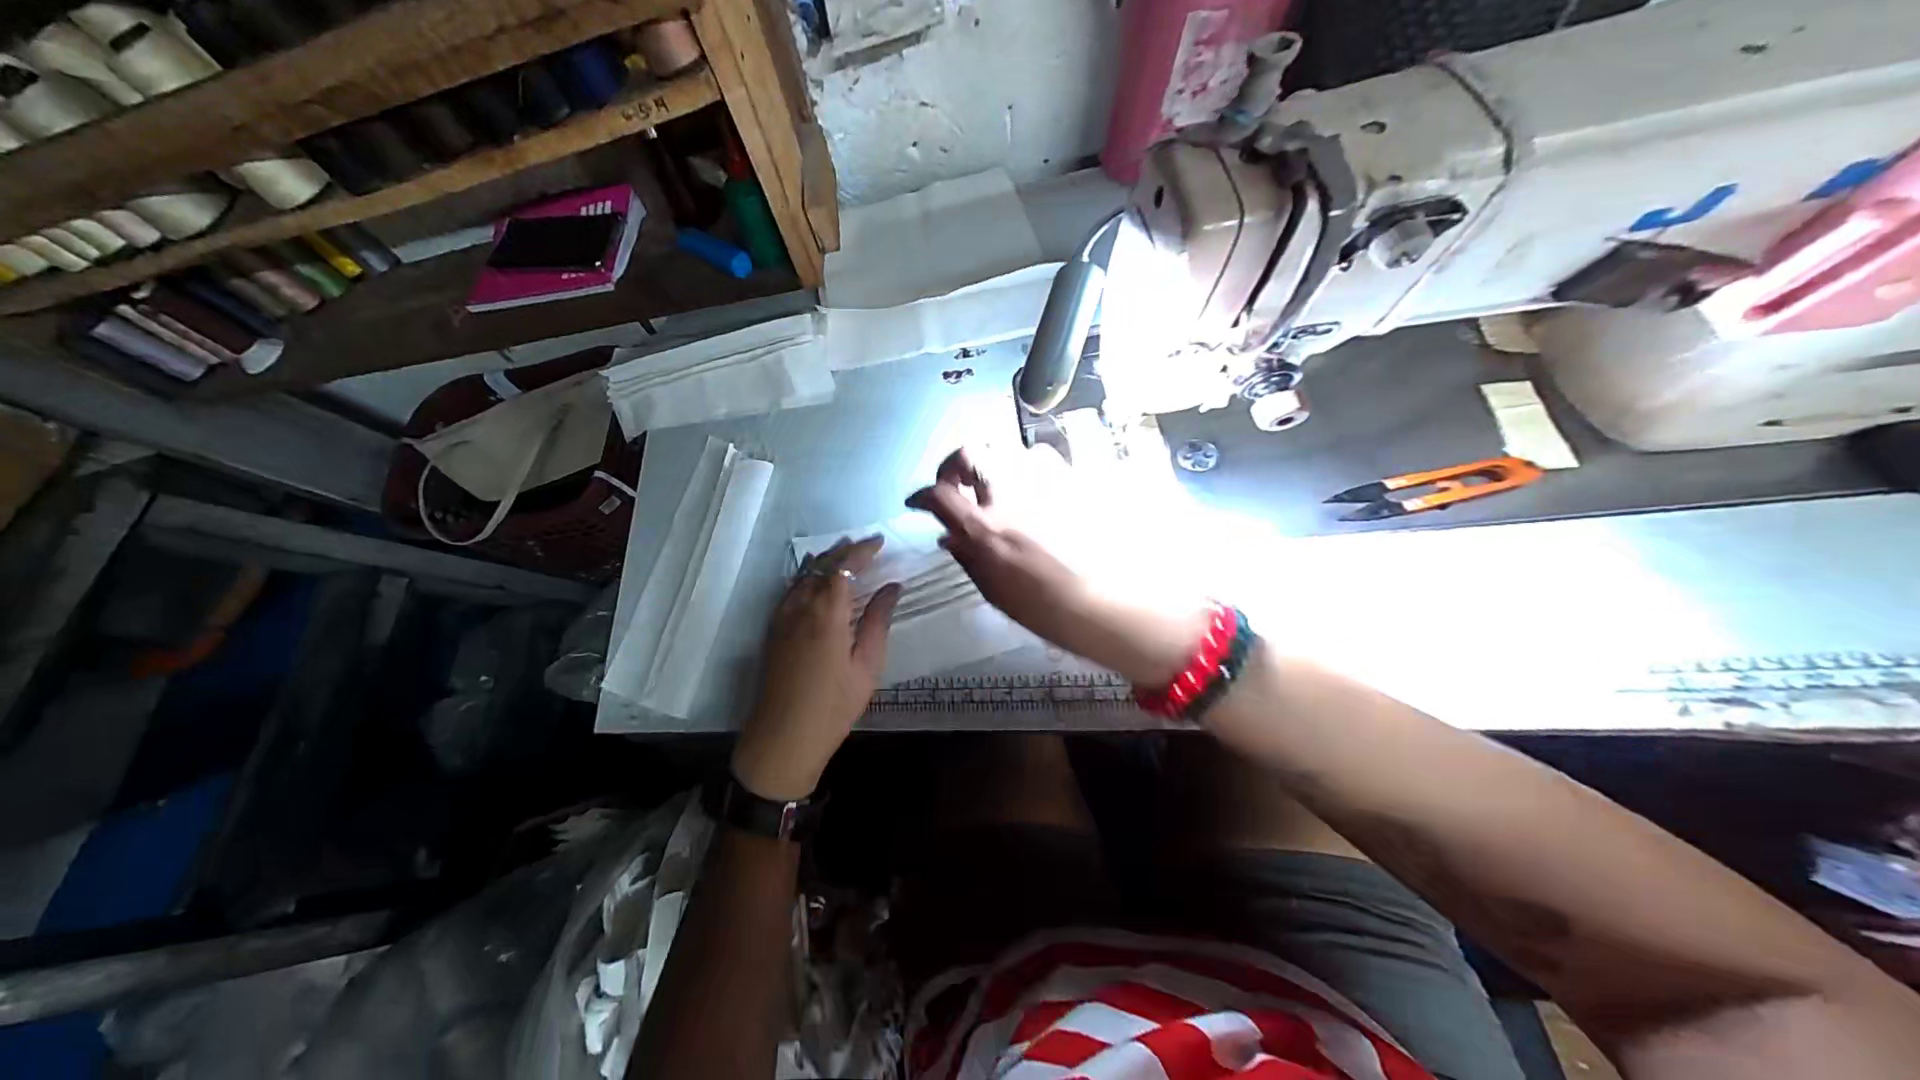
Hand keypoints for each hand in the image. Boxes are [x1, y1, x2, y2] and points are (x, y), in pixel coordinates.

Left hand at [734, 537, 900, 801]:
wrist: (783, 737)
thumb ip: (878, 621)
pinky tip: (816, 580)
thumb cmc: (834, 705)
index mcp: (827, 612)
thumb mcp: (866, 665)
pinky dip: (807, 576)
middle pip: (821, 566)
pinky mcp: (773, 630)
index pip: (844, 567)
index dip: (862, 550)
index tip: (880, 541)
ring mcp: (782, 617)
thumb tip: (892, 587)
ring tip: (843, 552)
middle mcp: (800, 606)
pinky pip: (791, 590)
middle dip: (844, 551)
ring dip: (824, 560)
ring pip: (803, 575)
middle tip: (866, 544)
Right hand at [906, 449, 1209, 686]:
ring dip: (996, 463)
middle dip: (953, 464)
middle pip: (970, 453)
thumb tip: (949, 536)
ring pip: (1008, 449)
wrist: (1112, 605)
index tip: (918, 502)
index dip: (921, 495)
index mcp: (986, 530)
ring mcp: (1046, 483)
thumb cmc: (1049, 610)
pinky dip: (1031, 469)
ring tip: (999, 485)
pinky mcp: (1075, 479)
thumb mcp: (996, 591)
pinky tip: (1037, 490)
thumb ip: (968, 557)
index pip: (938, 496)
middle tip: (955, 482)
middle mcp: (1011, 495)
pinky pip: (1045, 459)